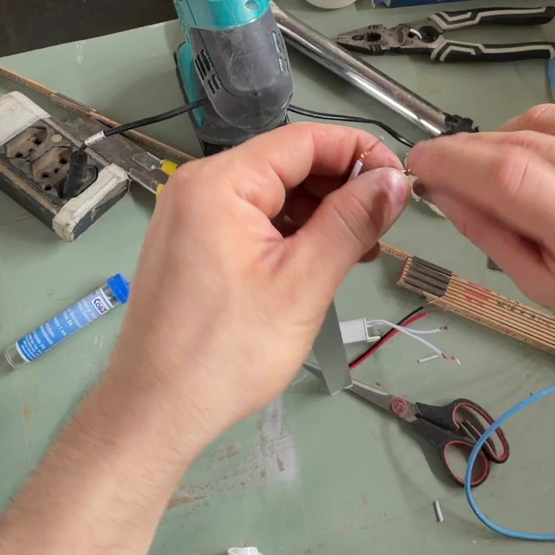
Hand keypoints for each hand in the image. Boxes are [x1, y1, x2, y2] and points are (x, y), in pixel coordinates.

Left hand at [99, 123, 407, 456]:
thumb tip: (395, 179)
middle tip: (383, 227)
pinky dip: (293, 233)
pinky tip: (321, 260)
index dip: (359, 152)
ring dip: (322, 213)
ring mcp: (192, 215)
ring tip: (359, 250)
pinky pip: (254, 220)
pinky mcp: (194, 243)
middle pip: (288, 163)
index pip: (304, 140)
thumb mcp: (303, 282)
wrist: (154, 413)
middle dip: (342, 188)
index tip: (400, 182)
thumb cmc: (229, 349)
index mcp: (220, 181)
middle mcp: (201, 185)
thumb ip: (352, 221)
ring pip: (275, 193)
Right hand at [407, 104, 554, 356]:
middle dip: (470, 150)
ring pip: (546, 118)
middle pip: (523, 140)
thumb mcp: (554, 292)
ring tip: (507, 173)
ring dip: (506, 138)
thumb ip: (492, 236)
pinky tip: (553, 160)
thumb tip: (441, 188)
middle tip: (447, 168)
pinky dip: (549, 131)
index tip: (420, 162)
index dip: (453, 160)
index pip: (511, 176)